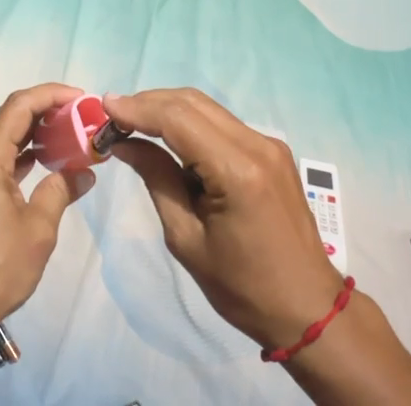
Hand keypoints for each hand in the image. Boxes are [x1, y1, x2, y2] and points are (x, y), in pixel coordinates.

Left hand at [0, 83, 97, 332]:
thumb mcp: (38, 228)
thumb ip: (61, 191)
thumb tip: (85, 172)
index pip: (20, 105)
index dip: (52, 95)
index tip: (83, 99)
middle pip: (11, 116)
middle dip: (48, 111)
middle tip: (84, 118)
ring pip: (5, 137)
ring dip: (37, 133)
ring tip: (73, 136)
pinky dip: (24, 154)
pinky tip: (48, 162)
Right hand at [105, 88, 344, 349]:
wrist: (307, 308)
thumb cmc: (242, 286)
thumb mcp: (186, 238)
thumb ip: (157, 179)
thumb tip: (125, 144)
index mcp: (237, 171)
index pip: (178, 119)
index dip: (138, 109)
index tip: (104, 107)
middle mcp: (257, 145)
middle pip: (192, 102)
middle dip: (149, 103)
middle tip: (113, 117)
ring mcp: (268, 145)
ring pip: (207, 108)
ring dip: (168, 109)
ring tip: (132, 124)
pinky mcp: (271, 152)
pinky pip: (222, 124)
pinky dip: (189, 123)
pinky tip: (167, 139)